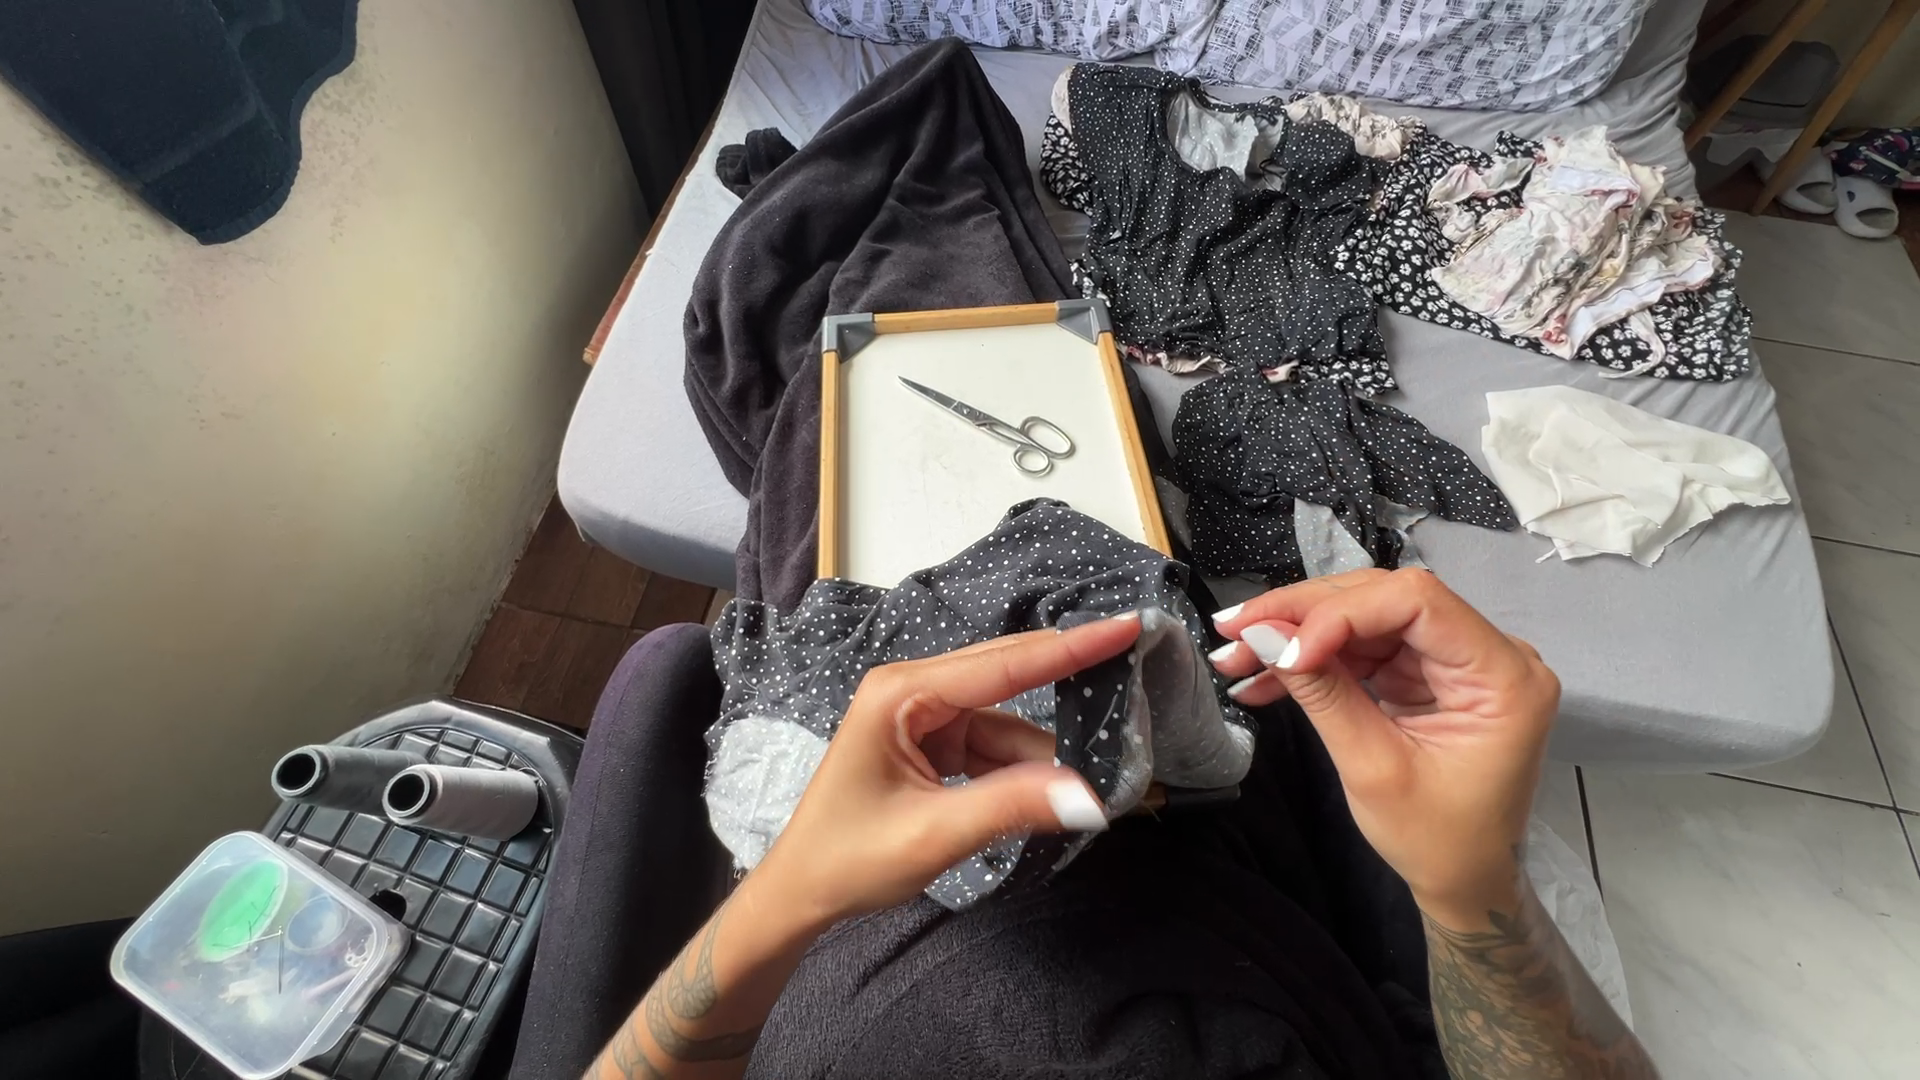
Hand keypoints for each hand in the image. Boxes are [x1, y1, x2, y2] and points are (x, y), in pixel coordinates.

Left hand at [748, 616, 1136, 929]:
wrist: (801, 892)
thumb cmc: (849, 858)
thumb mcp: (933, 834)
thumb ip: (1013, 807)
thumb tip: (1094, 797)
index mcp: (902, 692)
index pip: (1002, 664)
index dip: (1069, 647)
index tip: (1126, 626)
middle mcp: (915, 690)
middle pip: (1006, 677)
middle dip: (1068, 678)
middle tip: (1133, 666)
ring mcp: (925, 717)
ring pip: (1005, 721)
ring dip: (1046, 750)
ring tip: (1103, 774)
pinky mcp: (934, 743)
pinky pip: (992, 746)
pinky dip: (1024, 768)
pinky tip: (1055, 789)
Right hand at [1211, 568, 1558, 924]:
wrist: (1463, 879)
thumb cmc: (1435, 838)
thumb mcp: (1372, 767)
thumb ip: (1321, 693)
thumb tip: (1262, 635)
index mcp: (1500, 676)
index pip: (1414, 602)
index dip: (1340, 612)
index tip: (1282, 649)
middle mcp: (1481, 650)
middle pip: (1378, 598)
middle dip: (1299, 614)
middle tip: (1233, 630)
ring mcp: (1446, 657)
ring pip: (1355, 615)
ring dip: (1290, 633)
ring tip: (1233, 655)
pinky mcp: (1416, 669)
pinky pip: (1352, 644)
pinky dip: (1304, 658)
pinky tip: (1258, 676)